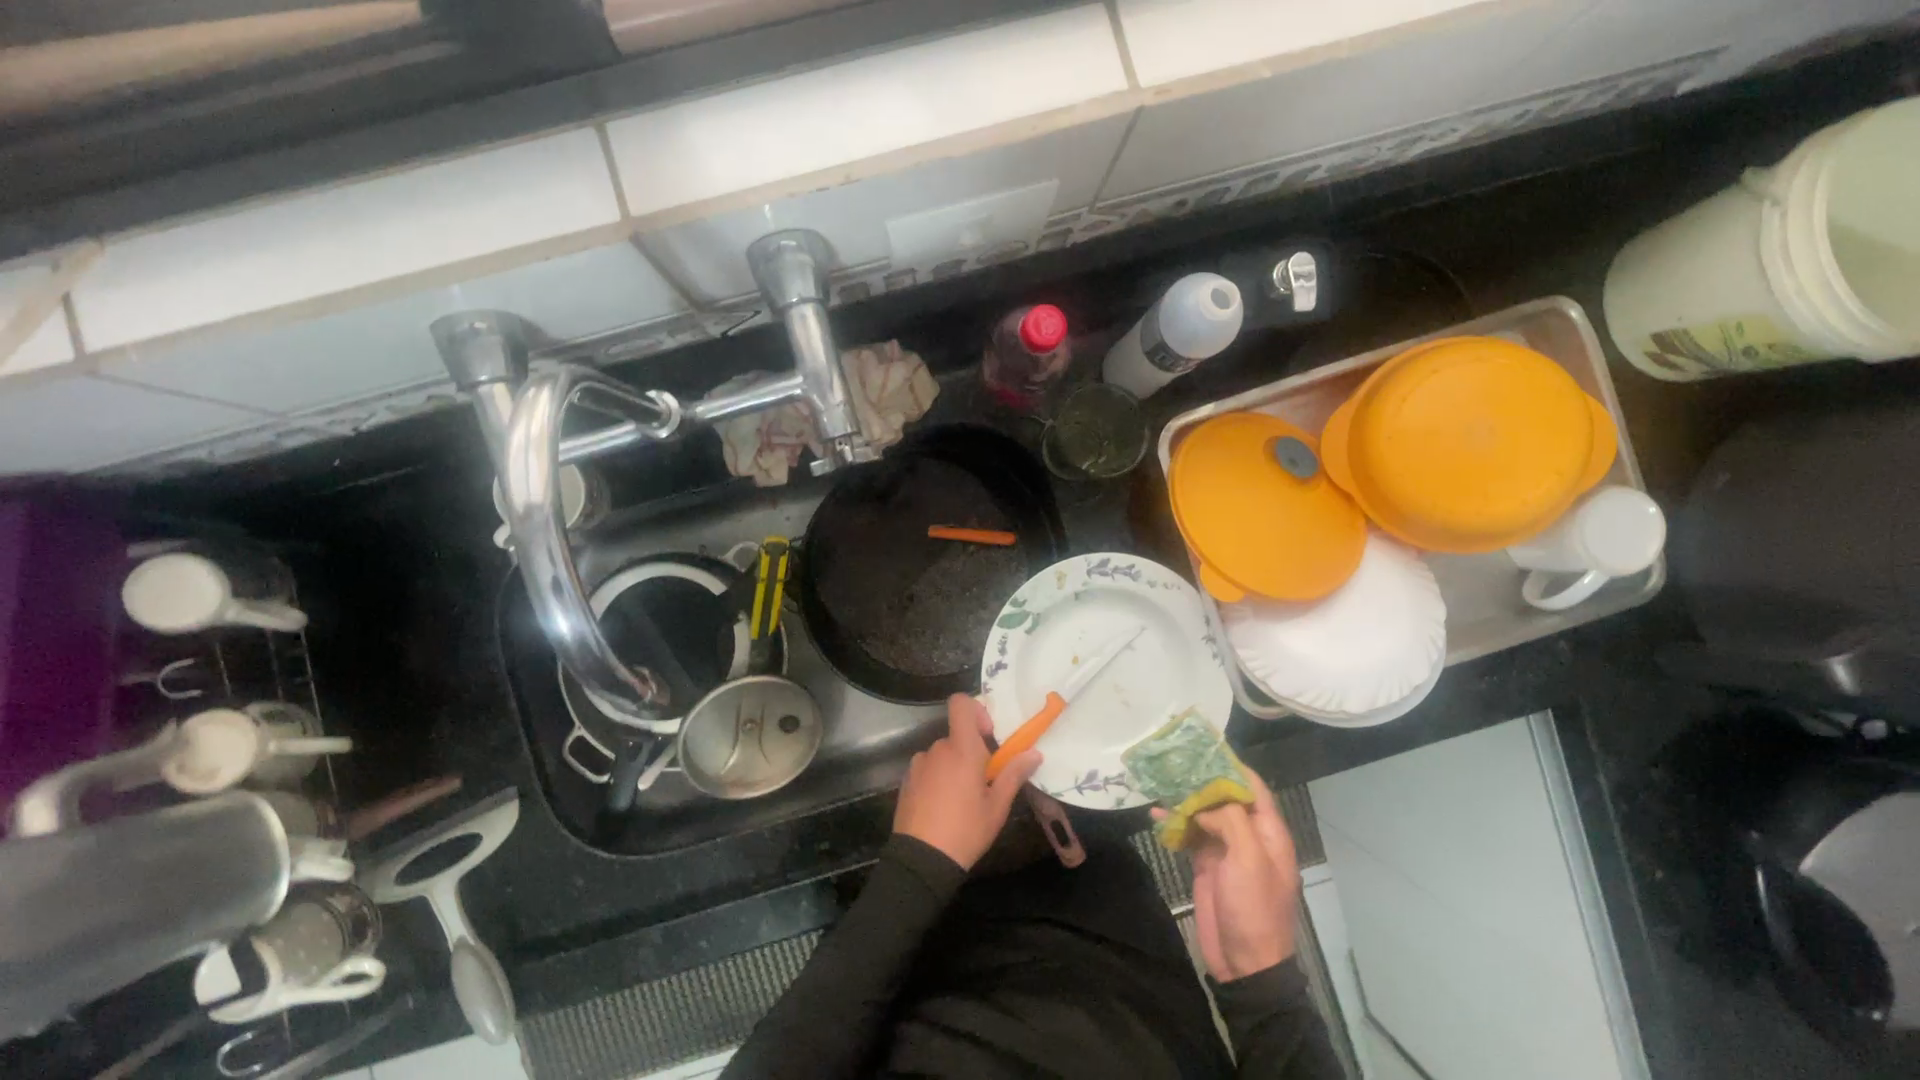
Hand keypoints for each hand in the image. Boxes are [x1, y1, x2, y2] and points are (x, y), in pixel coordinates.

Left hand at [894, 694, 1042, 869]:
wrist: (922, 860)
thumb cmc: (966, 830)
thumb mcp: (997, 806)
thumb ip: (1014, 774)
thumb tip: (1034, 753)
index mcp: (961, 750)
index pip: (961, 703)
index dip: (976, 711)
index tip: (988, 736)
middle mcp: (937, 750)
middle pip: (956, 736)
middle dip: (971, 752)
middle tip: (983, 782)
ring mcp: (918, 765)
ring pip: (942, 754)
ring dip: (954, 766)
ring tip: (962, 800)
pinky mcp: (907, 781)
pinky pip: (928, 769)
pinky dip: (938, 778)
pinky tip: (943, 807)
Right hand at [1158, 769, 1300, 981]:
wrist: (1245, 962)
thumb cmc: (1254, 908)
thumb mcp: (1248, 859)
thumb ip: (1230, 820)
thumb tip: (1206, 802)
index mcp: (1268, 833)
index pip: (1253, 788)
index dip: (1231, 767)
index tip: (1204, 748)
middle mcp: (1249, 837)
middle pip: (1225, 799)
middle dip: (1202, 780)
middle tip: (1174, 760)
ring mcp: (1226, 852)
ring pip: (1205, 816)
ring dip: (1185, 801)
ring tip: (1159, 781)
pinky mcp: (1207, 867)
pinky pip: (1191, 837)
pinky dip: (1175, 825)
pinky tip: (1155, 814)